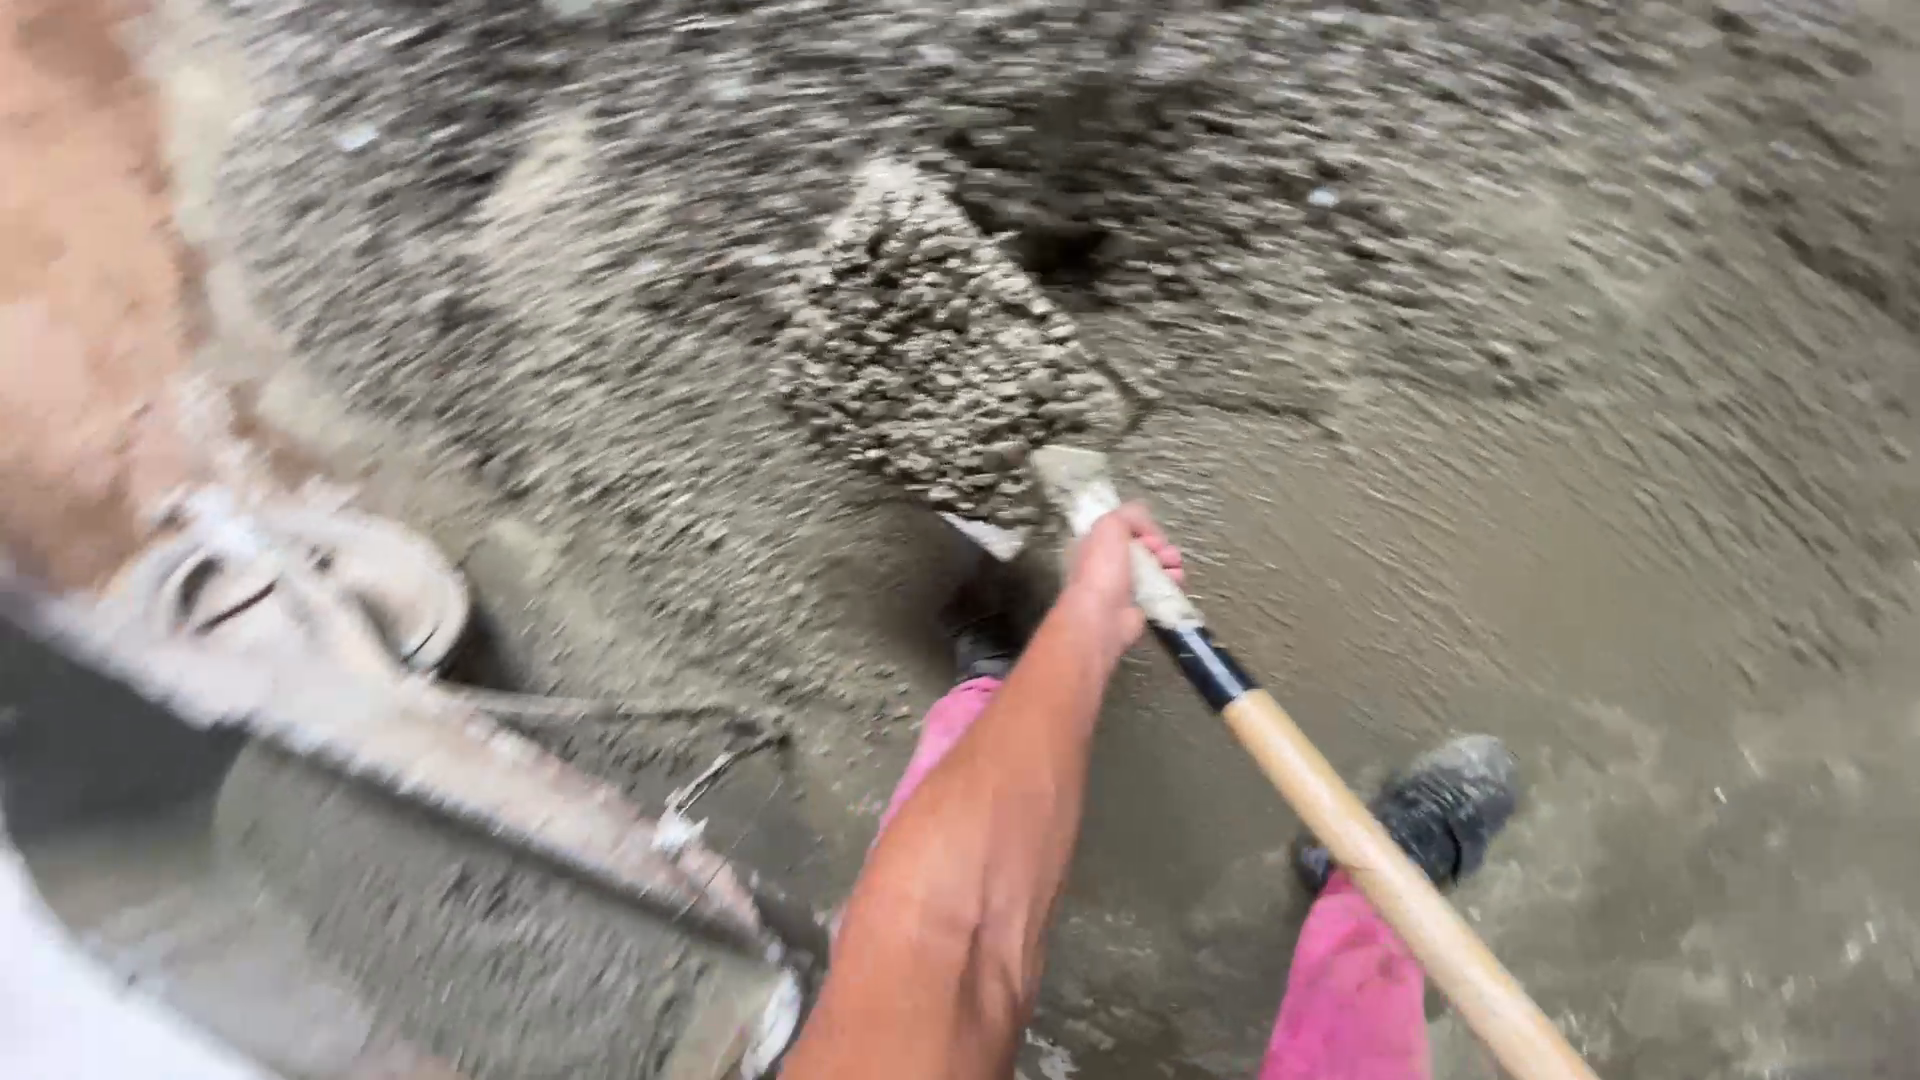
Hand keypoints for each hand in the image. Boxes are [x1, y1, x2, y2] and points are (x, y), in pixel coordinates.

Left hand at [1063, 502, 1183, 661]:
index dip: (1140, 528)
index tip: (1151, 534)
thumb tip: (1148, 526)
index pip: (1122, 529)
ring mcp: (1123, 586)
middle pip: (1141, 548)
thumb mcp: (1110, 525)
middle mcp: (1107, 564)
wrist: (1102, 615)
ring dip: (1169, 562)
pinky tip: (1177, 580)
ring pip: (1153, 568)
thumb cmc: (1102, 567)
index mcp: (1095, 543)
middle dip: (1159, 545)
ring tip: (1174, 564)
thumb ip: (1129, 515)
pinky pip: (1159, 589)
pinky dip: (1171, 582)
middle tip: (1165, 551)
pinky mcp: (1138, 605)